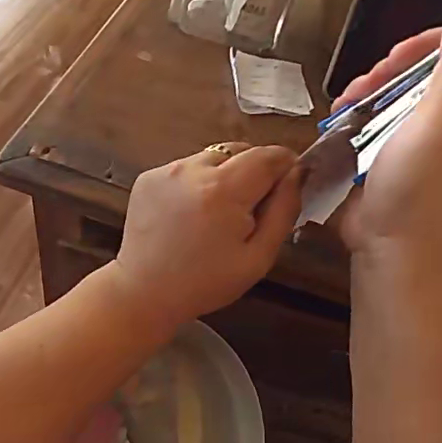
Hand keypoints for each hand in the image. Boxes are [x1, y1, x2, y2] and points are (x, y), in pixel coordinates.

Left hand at [106, 142, 301, 331]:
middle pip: (242, 150)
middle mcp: (194, 169)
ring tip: (217, 214)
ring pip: (215, 157)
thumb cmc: (207, 283)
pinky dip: (199, 183)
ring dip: (226, 176)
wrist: (144, 292)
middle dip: (256, 173)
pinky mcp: (149, 176)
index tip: (287, 187)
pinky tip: (192, 215)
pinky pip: (188, 168)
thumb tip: (297, 174)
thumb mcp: (259, 258)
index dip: (286, 166)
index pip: (270, 156)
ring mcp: (167, 170)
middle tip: (251, 210)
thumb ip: (283, 211)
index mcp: (224, 190)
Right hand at [336, 0, 441, 268]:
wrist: (393, 250)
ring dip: (375, 87)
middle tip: (372, 81)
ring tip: (349, 103)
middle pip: (436, 66)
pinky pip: (387, 117)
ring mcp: (433, 140)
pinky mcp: (402, 156)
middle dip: (399, 66)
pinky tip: (345, 118)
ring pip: (407, 90)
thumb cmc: (424, 185)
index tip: (406, 54)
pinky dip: (366, 112)